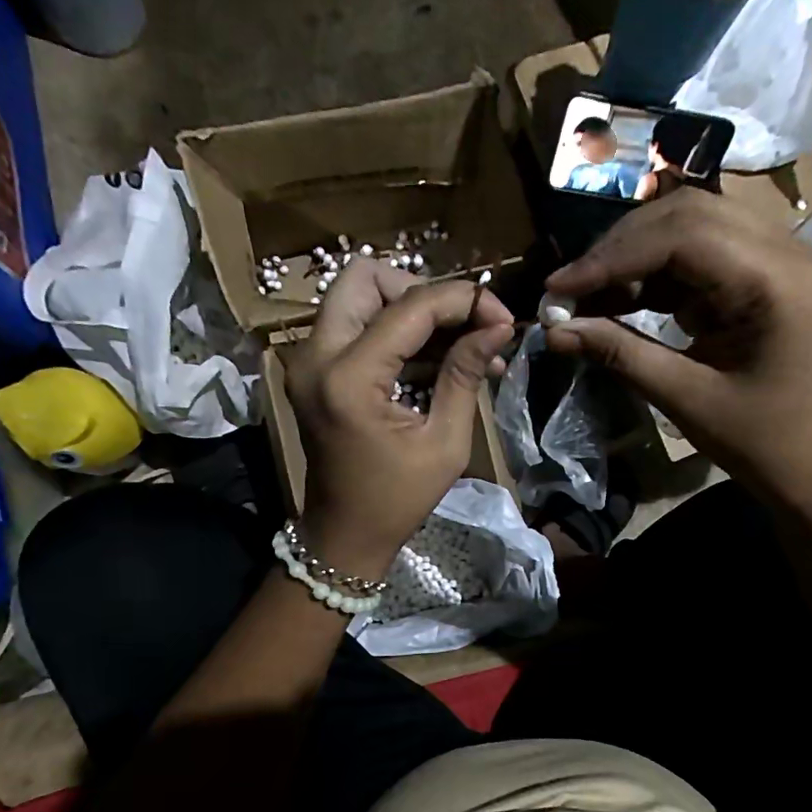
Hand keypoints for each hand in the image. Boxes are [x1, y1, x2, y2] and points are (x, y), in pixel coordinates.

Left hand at [287, 259, 514, 578]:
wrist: (346, 534)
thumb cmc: (397, 500)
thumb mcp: (444, 442)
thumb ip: (464, 375)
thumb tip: (497, 326)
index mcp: (349, 379)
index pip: (410, 307)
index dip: (462, 301)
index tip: (501, 317)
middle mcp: (317, 356)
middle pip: (366, 277)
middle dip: (423, 292)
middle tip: (463, 325)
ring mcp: (309, 361)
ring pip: (358, 295)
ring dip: (412, 309)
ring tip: (462, 344)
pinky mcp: (315, 370)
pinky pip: (355, 325)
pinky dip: (397, 331)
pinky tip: (439, 357)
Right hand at [542, 191, 811, 496]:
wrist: (800, 458)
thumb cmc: (753, 437)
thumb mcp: (684, 397)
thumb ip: (620, 354)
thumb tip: (553, 330)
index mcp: (776, 280)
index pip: (684, 236)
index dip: (613, 257)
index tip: (559, 288)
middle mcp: (783, 249)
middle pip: (685, 216)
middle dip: (619, 250)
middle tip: (569, 292)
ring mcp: (774, 255)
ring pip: (687, 225)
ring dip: (631, 257)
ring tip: (587, 298)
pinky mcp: (757, 270)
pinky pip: (695, 251)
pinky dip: (651, 273)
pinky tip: (616, 299)